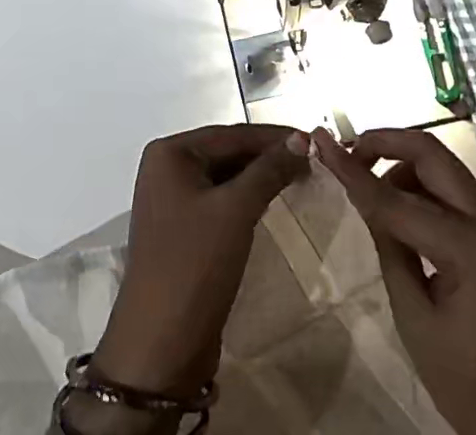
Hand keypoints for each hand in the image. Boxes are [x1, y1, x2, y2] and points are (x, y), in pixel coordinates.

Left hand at [89, 125, 310, 396]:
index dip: (274, 137)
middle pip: (226, 152)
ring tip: (301, 177)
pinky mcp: (181, 228)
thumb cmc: (195, 262)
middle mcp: (165, 168)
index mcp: (170, 153)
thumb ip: (269, 170)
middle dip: (268, 156)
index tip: (314, 140)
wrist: (161, 341)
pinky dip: (246, 198)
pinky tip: (272, 201)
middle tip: (313, 160)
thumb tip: (301, 139)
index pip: (231, 134)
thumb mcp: (237, 209)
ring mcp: (171, 199)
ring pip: (224, 177)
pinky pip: (219, 201)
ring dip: (260, 177)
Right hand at [314, 128, 475, 434]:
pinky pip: (454, 193)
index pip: (396, 197)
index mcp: (471, 250)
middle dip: (386, 142)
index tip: (319, 140)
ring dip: (403, 164)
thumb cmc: (470, 384)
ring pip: (444, 168)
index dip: (351, 168)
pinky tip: (398, 212)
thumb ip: (389, 246)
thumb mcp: (415, 318)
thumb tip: (361, 193)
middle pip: (433, 154)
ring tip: (368, 191)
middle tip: (347, 151)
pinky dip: (421, 187)